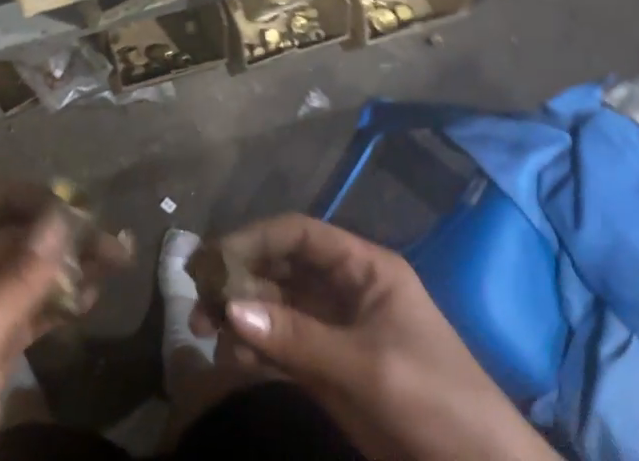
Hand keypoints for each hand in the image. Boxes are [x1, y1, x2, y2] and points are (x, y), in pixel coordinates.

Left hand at [0, 183, 129, 460]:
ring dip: (65, 268)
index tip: (66, 201)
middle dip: (54, 235)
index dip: (16, 198)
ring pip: (25, 280)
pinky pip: (31, 316)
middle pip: (7, 243)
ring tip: (115, 260)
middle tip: (108, 237)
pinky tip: (92, 296)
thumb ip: (15, 280)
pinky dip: (60, 305)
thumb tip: (59, 221)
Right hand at [193, 214, 558, 460]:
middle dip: (237, 280)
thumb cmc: (439, 403)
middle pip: (278, 267)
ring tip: (206, 334)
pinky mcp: (325, 370)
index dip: (254, 239)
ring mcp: (332, 331)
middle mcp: (343, 291)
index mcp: (365, 270)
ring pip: (271, 306)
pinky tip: (232, 360)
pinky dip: (250, 348)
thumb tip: (229, 308)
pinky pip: (276, 345)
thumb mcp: (369, 367)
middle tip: (198, 303)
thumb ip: (297, 336)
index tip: (213, 261)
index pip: (299, 235)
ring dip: (238, 315)